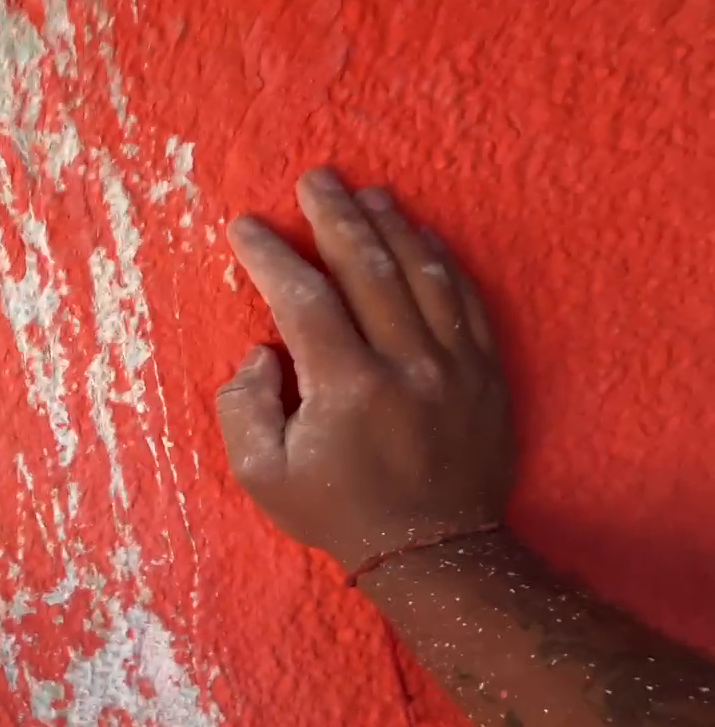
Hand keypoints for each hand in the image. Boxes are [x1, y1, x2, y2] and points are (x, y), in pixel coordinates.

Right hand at [216, 167, 513, 573]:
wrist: (431, 548)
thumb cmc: (331, 509)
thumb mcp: (258, 471)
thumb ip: (243, 405)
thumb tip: (260, 352)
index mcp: (346, 386)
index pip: (304, 299)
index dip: (270, 255)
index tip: (244, 225)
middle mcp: (406, 362)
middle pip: (369, 269)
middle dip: (335, 218)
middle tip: (314, 178)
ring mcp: (454, 363)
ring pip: (422, 274)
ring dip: (391, 226)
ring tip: (366, 192)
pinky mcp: (483, 371)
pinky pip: (463, 300)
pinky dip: (438, 260)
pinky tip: (419, 237)